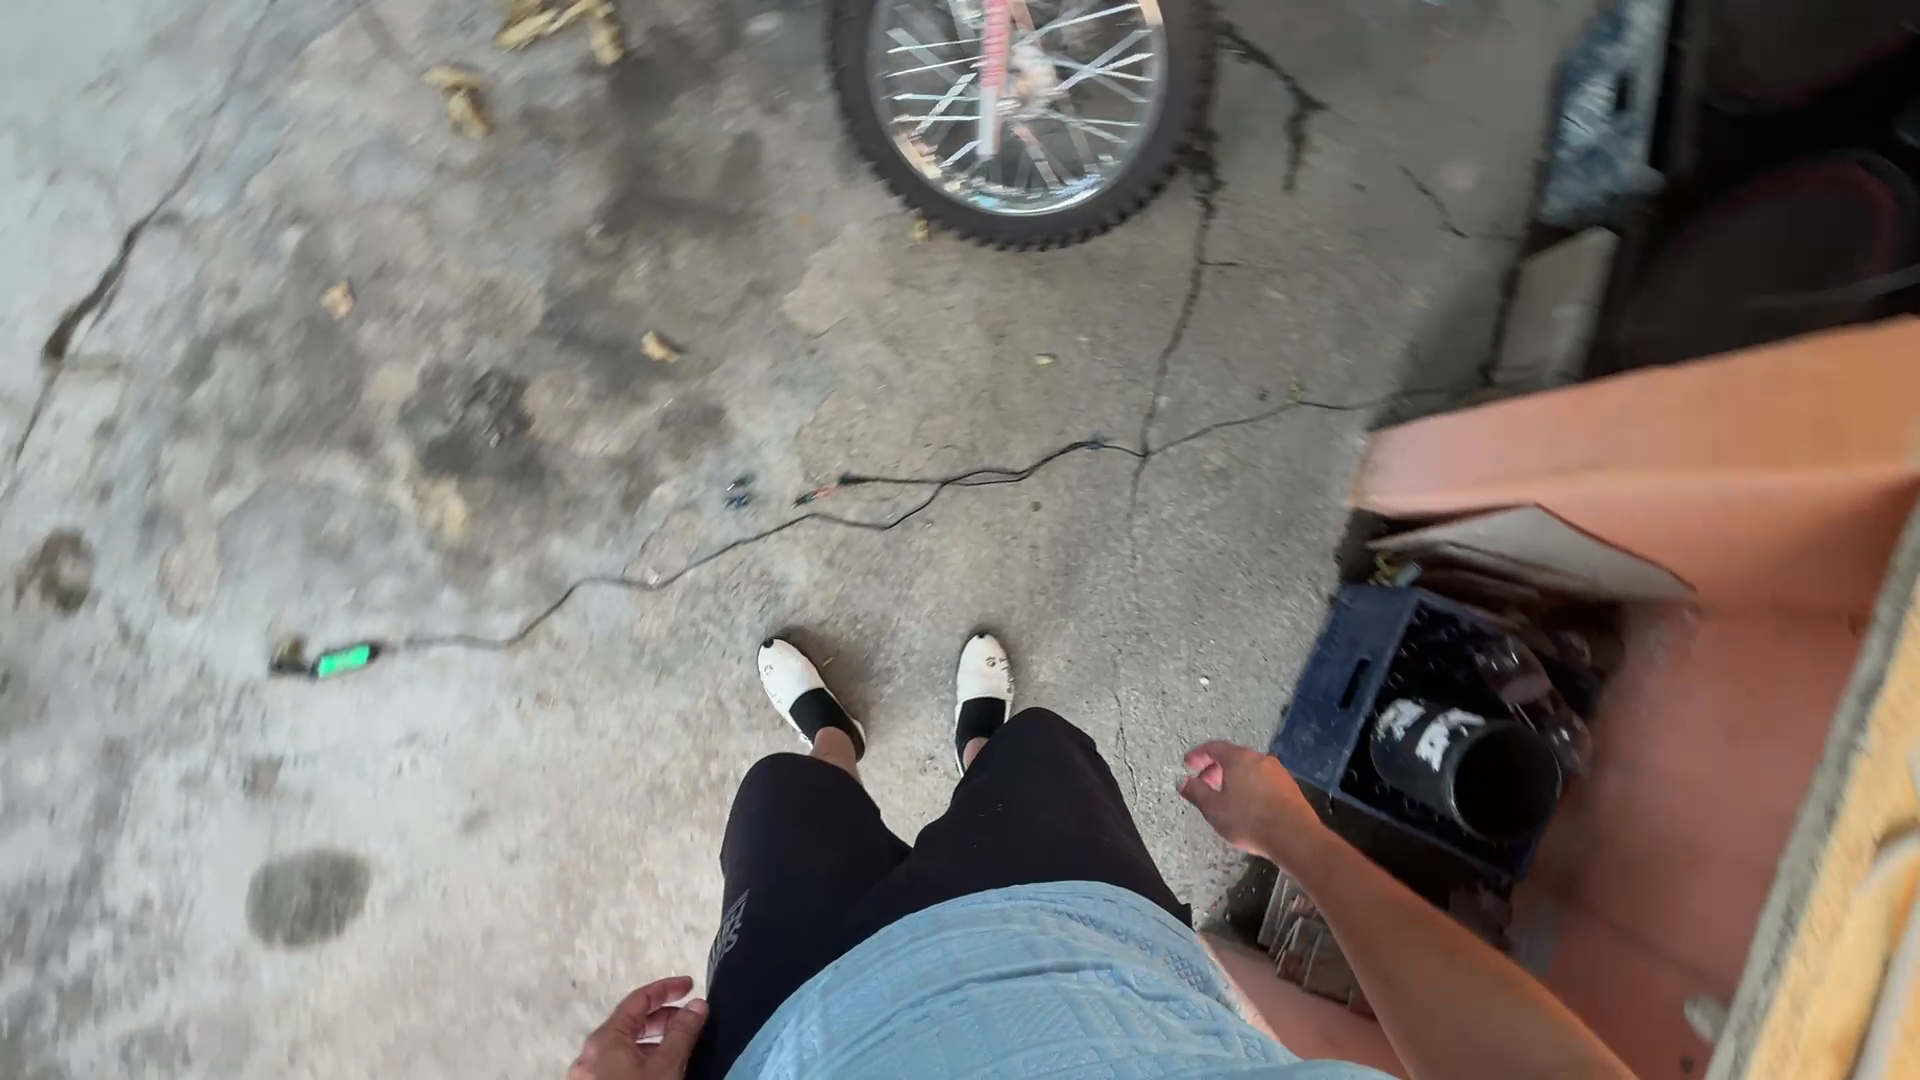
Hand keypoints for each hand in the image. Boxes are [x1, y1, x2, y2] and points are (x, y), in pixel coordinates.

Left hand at [568, 977, 707, 1079]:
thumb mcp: (666, 1067)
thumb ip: (683, 1032)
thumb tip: (698, 1004)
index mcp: (605, 1039)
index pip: (639, 999)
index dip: (667, 988)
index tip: (692, 985)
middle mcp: (590, 1055)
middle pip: (630, 1022)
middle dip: (663, 1016)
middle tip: (690, 1019)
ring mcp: (587, 1077)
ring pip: (624, 1047)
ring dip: (654, 1040)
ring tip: (680, 1047)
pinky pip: (618, 1066)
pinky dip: (641, 1059)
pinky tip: (660, 1072)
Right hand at [1177, 740, 1328, 868]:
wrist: (1296, 838)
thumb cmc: (1249, 820)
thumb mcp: (1214, 809)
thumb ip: (1196, 792)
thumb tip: (1183, 782)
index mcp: (1239, 758)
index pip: (1213, 747)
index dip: (1198, 755)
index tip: (1188, 765)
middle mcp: (1259, 759)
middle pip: (1232, 757)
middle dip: (1215, 769)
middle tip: (1205, 784)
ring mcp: (1278, 772)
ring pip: (1249, 768)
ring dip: (1234, 778)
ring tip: (1226, 797)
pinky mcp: (1290, 787)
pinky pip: (1263, 779)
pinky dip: (1250, 786)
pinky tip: (1249, 805)